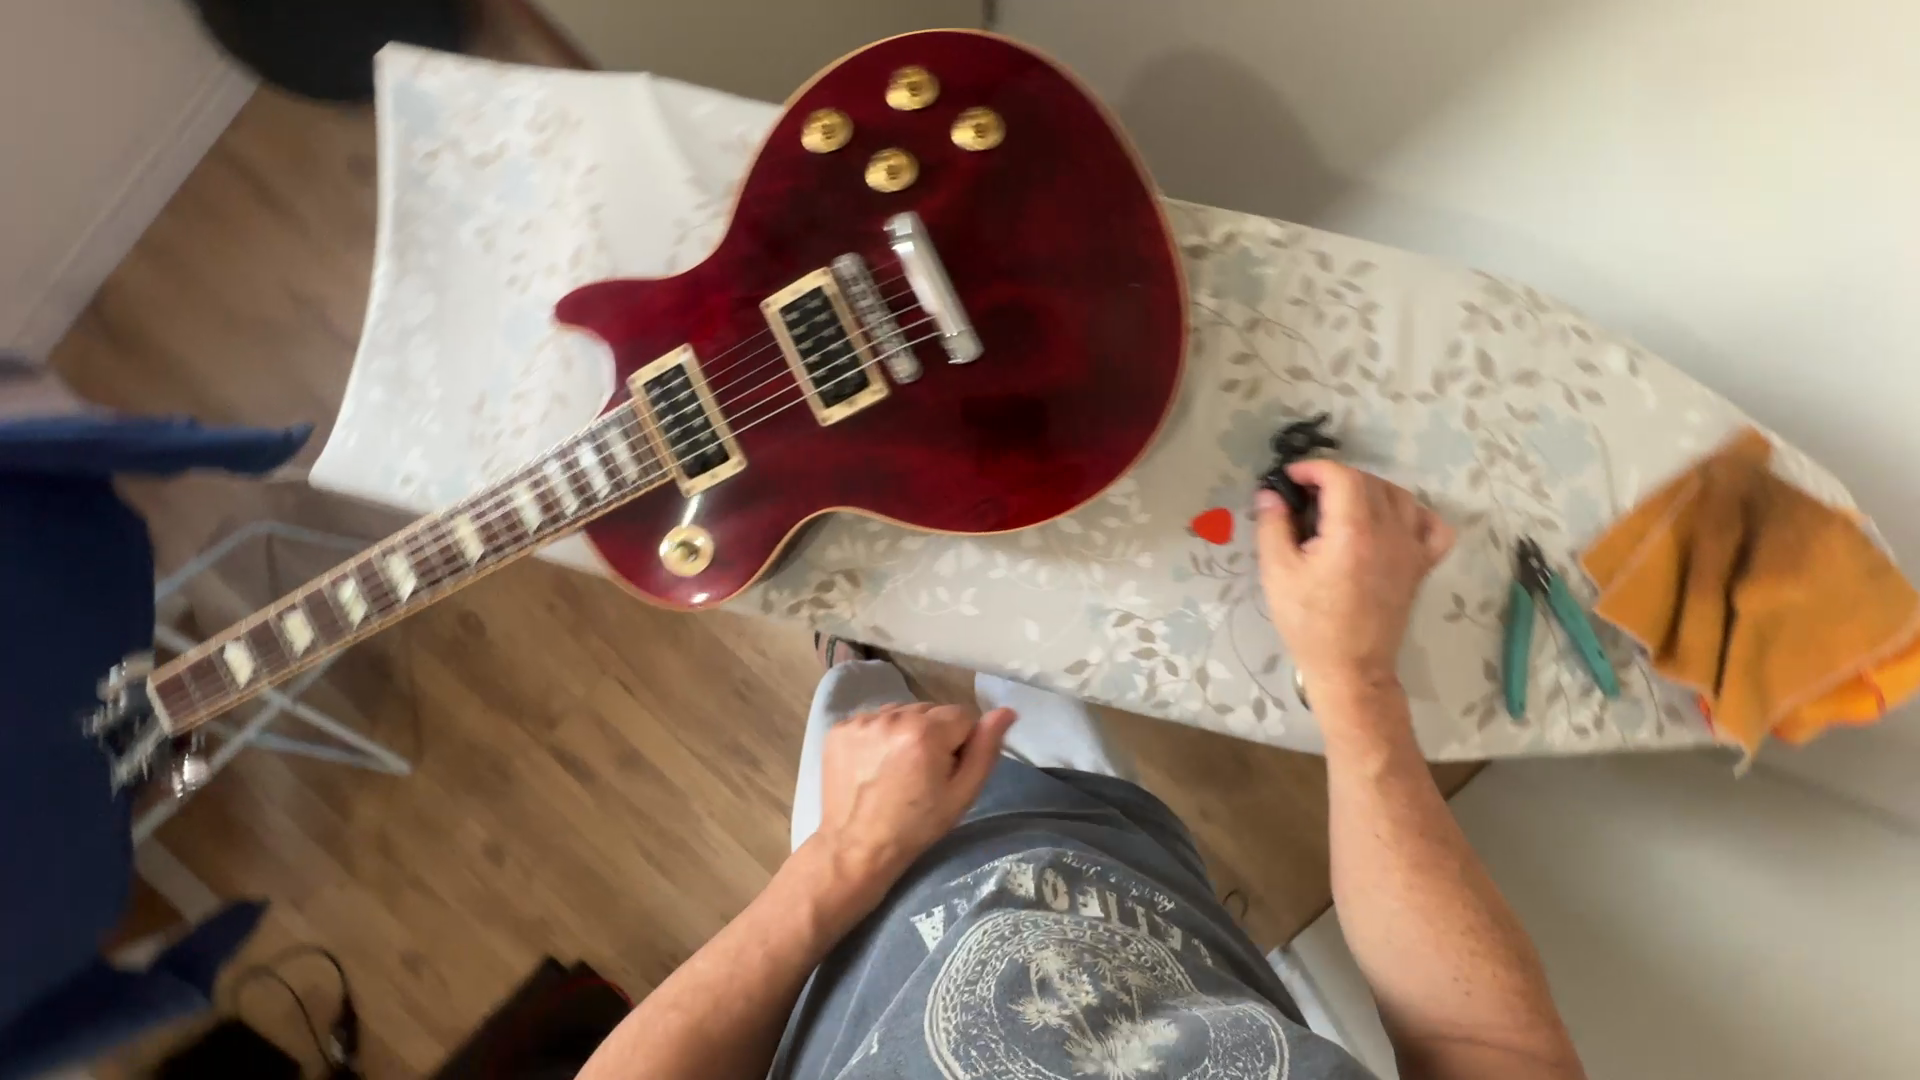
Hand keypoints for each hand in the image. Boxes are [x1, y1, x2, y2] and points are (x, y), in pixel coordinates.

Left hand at [814, 703, 1016, 896]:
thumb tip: (1006, 712)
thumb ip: (986, 749)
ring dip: (908, 731)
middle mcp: (893, 717)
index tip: (948, 770)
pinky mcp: (840, 727)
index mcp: (926, 733)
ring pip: (903, 712)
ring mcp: (862, 720)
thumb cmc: (916, 827)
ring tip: (899, 768)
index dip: (963, 742)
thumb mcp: (961, 795)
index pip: (964, 714)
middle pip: (932, 710)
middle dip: (936, 734)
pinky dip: (881, 735)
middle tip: (924, 772)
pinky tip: (876, 764)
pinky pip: (875, 719)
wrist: (856, 849)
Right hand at [1255, 461, 1453, 699]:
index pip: (1341, 476)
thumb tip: (1271, 493)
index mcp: (1353, 532)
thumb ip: (1273, 525)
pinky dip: (1411, 513)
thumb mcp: (1277, 572)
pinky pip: (1431, 524)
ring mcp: (1412, 549)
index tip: (1290, 480)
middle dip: (1334, 478)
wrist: (1349, 667)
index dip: (1313, 469)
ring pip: (1399, 496)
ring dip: (1368, 490)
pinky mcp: (1421, 565)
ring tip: (1340, 507)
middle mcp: (1390, 533)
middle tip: (1305, 497)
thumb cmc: (1308, 621)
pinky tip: (1389, 522)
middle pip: (1369, 481)